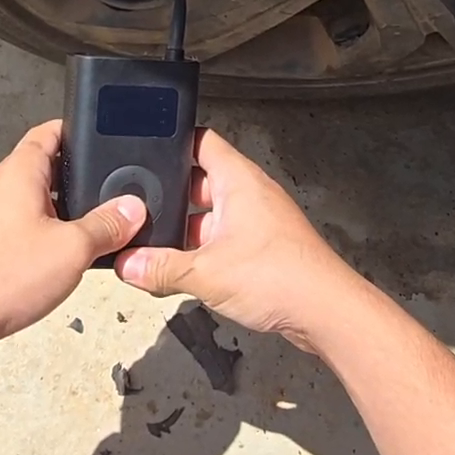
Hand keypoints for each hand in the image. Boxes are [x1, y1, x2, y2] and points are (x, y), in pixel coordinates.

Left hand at [0, 120, 145, 357]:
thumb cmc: (4, 277)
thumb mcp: (72, 250)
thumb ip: (107, 225)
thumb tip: (132, 209)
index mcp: (18, 171)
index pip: (50, 131)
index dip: (78, 131)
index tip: (104, 140)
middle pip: (45, 164)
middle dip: (78, 176)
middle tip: (108, 191)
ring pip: (34, 194)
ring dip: (62, 206)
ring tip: (91, 226)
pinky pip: (21, 218)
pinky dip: (43, 226)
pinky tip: (61, 251)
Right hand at [115, 128, 362, 351]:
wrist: (327, 313)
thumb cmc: (282, 277)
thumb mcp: (206, 272)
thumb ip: (161, 267)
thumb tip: (127, 264)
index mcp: (239, 180)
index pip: (202, 141)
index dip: (173, 142)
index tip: (147, 149)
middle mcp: (251, 193)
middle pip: (200, 181)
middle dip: (171, 197)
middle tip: (143, 210)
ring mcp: (260, 220)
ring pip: (212, 213)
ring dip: (188, 229)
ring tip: (160, 246)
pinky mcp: (266, 246)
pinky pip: (226, 237)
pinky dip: (206, 249)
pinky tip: (189, 271)